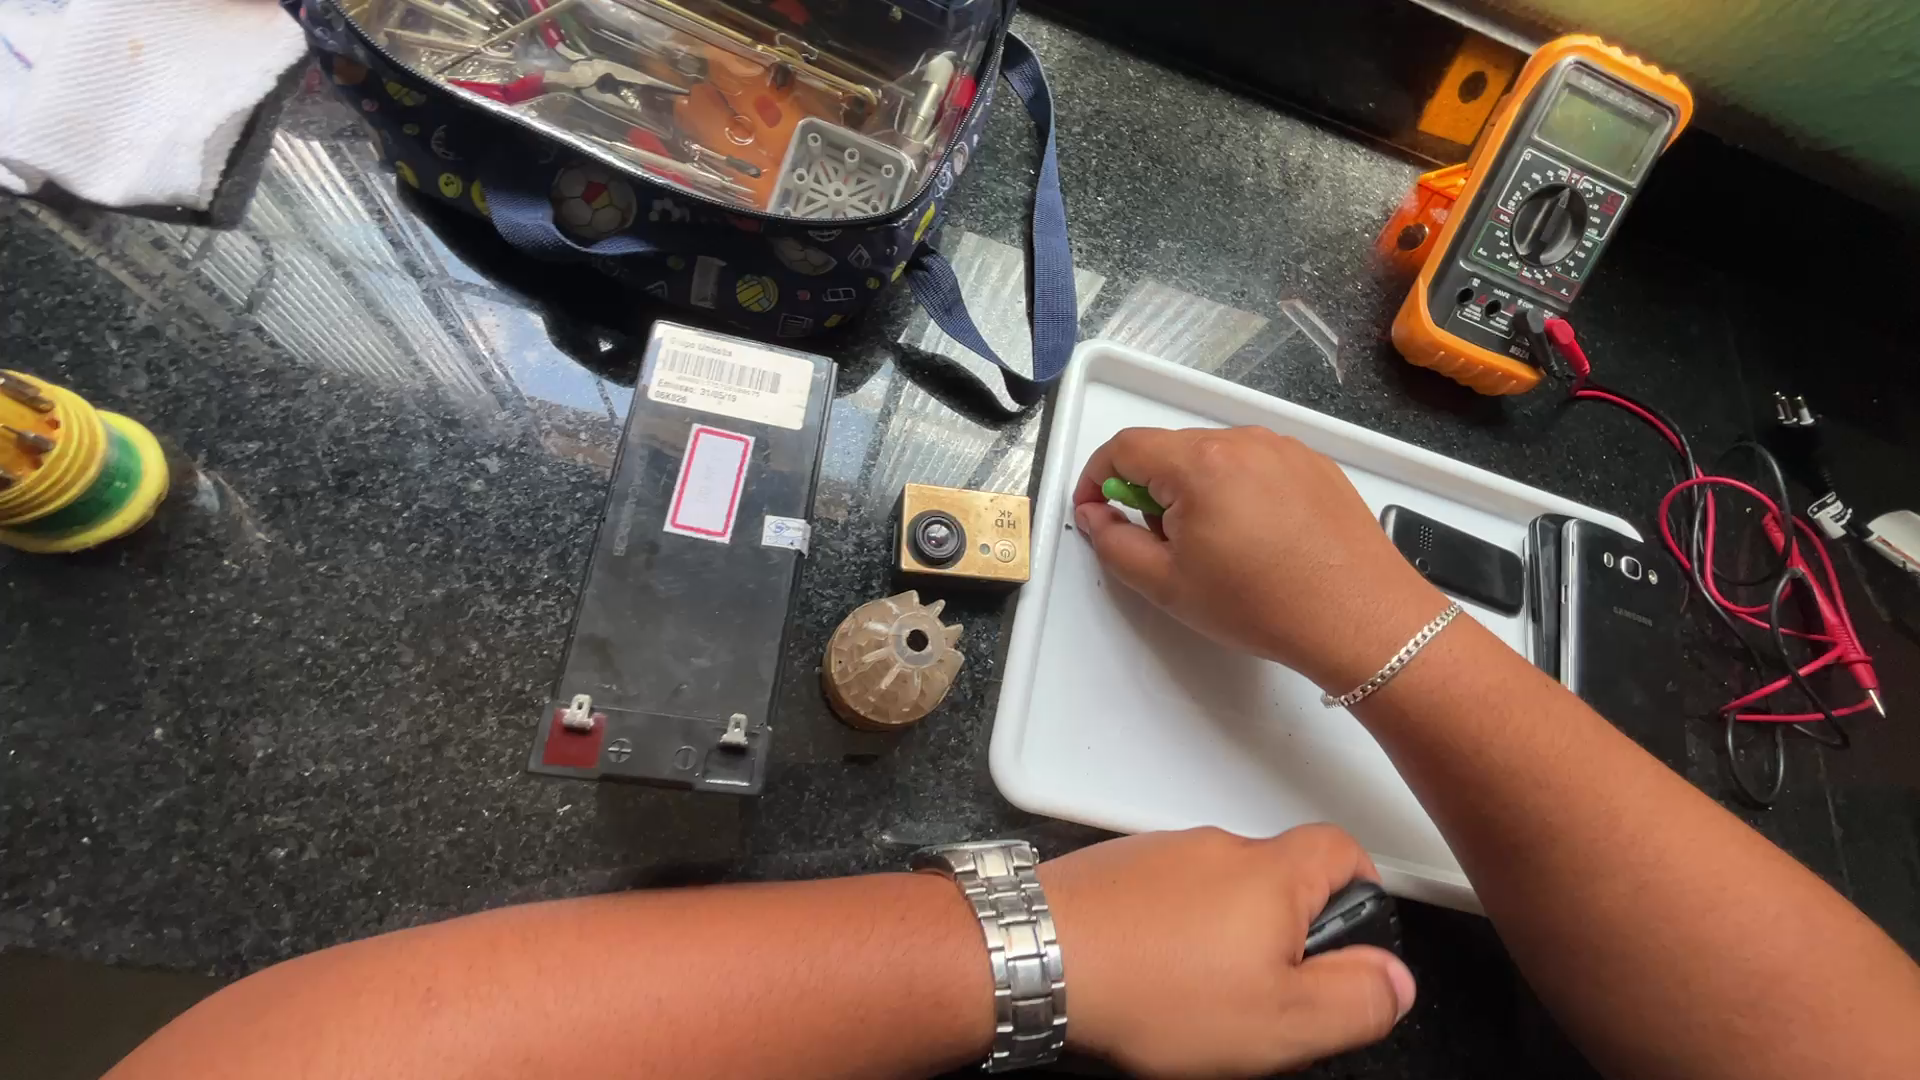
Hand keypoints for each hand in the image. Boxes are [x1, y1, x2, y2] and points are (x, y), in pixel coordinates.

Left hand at [1039, 825, 1414, 1076]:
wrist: (1044, 950)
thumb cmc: (1156, 985)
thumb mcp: (1283, 1021)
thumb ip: (1354, 998)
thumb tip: (1395, 976)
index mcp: (1268, 872)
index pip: (1339, 848)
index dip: (1361, 889)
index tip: (1355, 939)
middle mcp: (1217, 846)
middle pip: (1280, 876)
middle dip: (1290, 931)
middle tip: (1274, 994)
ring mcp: (1164, 850)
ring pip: (1225, 888)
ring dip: (1231, 932)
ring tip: (1206, 991)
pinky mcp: (1124, 863)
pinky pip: (1174, 890)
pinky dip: (1181, 924)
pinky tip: (1160, 968)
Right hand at [1072, 426, 1447, 692]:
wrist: (1362, 619)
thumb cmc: (1260, 605)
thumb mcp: (1165, 584)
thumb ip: (1112, 542)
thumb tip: (1093, 514)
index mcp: (1199, 463)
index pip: (1124, 447)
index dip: (1096, 476)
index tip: (1094, 510)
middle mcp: (1241, 440)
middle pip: (1168, 449)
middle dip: (1146, 488)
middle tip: (1158, 542)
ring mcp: (1283, 448)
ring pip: (1211, 455)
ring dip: (1190, 488)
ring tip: (1212, 545)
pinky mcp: (1314, 464)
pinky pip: (1252, 463)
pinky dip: (1233, 488)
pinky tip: (1253, 536)